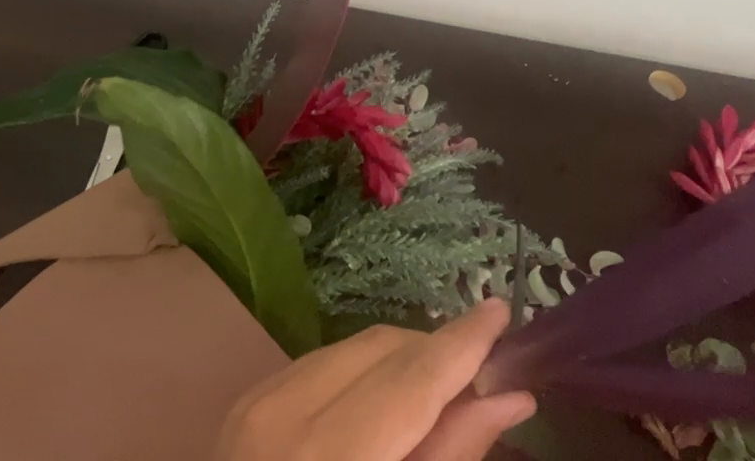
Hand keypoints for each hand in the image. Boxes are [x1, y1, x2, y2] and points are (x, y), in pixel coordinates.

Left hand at [215, 298, 535, 460]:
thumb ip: (451, 456)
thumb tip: (509, 397)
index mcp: (332, 454)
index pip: (411, 377)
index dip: (462, 342)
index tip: (500, 308)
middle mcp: (287, 410)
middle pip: (379, 348)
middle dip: (434, 351)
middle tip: (480, 373)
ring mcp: (258, 400)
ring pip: (349, 347)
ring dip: (398, 359)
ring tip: (437, 392)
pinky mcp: (245, 400)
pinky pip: (318, 363)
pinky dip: (359, 371)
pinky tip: (381, 402)